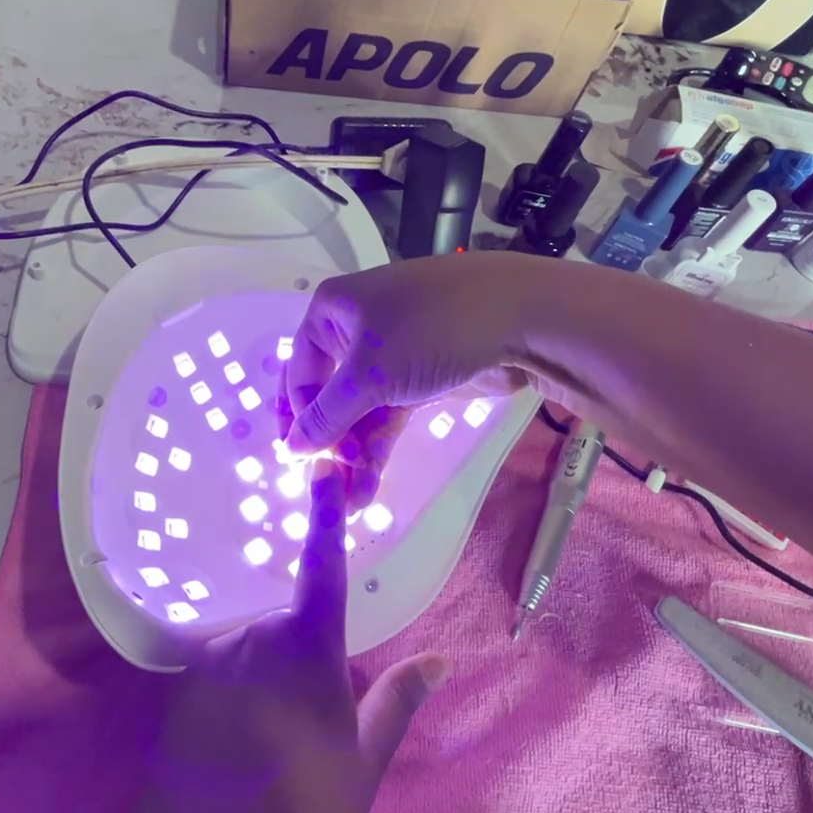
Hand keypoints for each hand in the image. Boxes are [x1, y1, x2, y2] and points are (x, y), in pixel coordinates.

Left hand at [30, 459, 449, 812]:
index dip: (326, 515)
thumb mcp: (363, 762)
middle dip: (303, 658)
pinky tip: (237, 745)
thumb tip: (440, 660)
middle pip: (289, 625)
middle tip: (308, 728)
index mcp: (305, 647)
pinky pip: (222, 669)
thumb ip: (396, 701)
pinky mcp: (177, 685)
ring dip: (267, 678)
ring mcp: (209, 658)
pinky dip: (236, 690)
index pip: (322, 566)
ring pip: (254, 649)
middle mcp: (251, 636)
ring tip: (270, 747)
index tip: (326, 468)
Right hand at [278, 252, 563, 507]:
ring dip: (355, 454)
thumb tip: (290, 450)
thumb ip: (325, 417)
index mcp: (333, 310)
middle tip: (329, 485)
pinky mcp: (421, 378)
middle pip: (330, 395)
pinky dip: (379, 447)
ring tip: (353, 501)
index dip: (296, 417)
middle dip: (330, 443)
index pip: (299, 371)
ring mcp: (392, 354)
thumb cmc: (428, 331)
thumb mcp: (367, 375)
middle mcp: (356, 329)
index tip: (298, 460)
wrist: (522, 317)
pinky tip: (370, 485)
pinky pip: (388, 414)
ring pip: (361, 410)